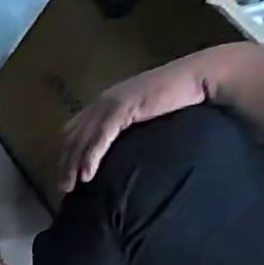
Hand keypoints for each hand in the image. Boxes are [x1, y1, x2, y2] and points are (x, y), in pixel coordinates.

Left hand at [56, 44, 245, 194]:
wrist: (200, 76)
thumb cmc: (176, 99)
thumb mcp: (141, 116)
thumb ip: (125, 129)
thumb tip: (117, 154)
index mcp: (103, 103)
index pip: (73, 131)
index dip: (66, 153)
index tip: (64, 174)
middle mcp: (101, 102)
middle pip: (72, 138)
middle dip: (64, 163)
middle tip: (63, 187)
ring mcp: (110, 103)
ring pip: (82, 139)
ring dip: (73, 165)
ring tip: (70, 186)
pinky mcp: (123, 107)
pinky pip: (100, 137)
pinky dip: (91, 156)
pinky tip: (88, 174)